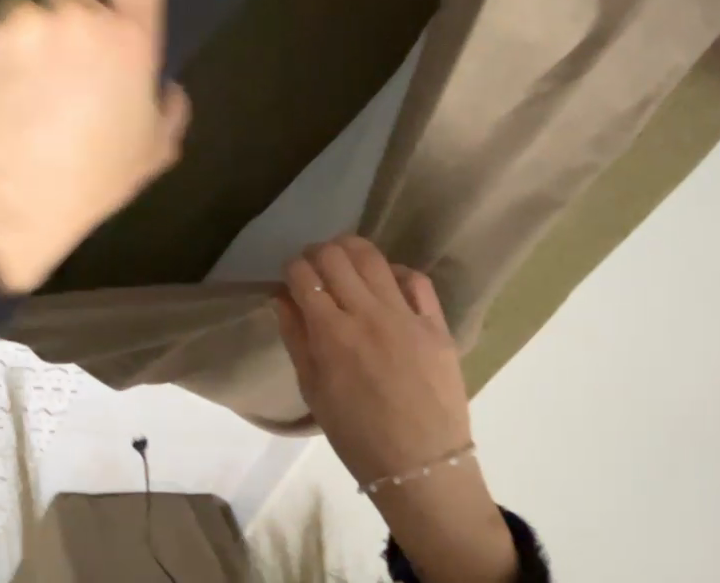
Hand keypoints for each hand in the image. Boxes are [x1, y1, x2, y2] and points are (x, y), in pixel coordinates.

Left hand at [0, 0, 190, 293]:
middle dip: (71, 19)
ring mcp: (26, 24)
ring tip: (26, 86)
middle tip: (66, 64)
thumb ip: (168, 106)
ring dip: (30, 38)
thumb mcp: (155, 149)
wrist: (17, 198)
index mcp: (129, 37)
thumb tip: (165, 87)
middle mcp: (78, 17)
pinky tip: (0, 94)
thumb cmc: (95, 177)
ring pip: (29, 15)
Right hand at [277, 236, 470, 483]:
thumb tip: (283, 297)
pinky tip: (386, 282)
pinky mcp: (437, 326)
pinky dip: (396, 272)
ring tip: (345, 260)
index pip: (303, 276)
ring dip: (351, 250)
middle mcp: (367, 314)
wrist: (422, 468)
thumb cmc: (356, 435)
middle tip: (315, 267)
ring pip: (373, 258)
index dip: (291, 268)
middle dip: (316, 253)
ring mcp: (405, 317)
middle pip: (334, 256)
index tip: (291, 277)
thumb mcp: (312, 390)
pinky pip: (417, 280)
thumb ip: (295, 337)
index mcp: (331, 334)